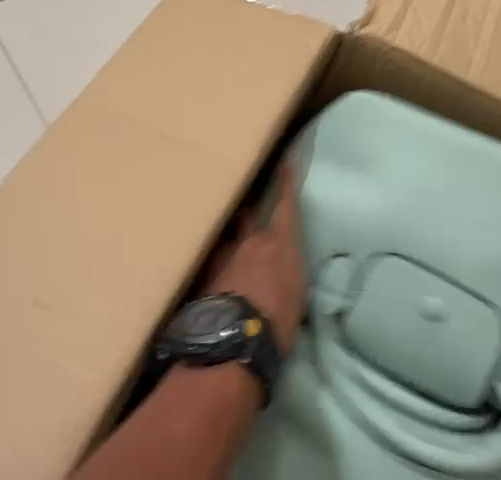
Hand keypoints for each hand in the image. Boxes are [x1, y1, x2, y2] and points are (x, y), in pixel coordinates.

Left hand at [209, 165, 304, 351]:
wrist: (233, 340)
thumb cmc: (278, 321)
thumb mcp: (296, 298)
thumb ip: (288, 275)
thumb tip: (283, 273)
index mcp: (279, 244)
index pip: (286, 205)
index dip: (286, 182)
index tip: (286, 160)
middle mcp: (249, 242)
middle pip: (248, 216)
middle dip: (248, 212)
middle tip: (247, 208)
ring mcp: (223, 256)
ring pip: (227, 239)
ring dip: (230, 242)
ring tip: (229, 248)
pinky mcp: (204, 275)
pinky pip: (213, 263)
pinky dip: (217, 267)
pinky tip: (214, 278)